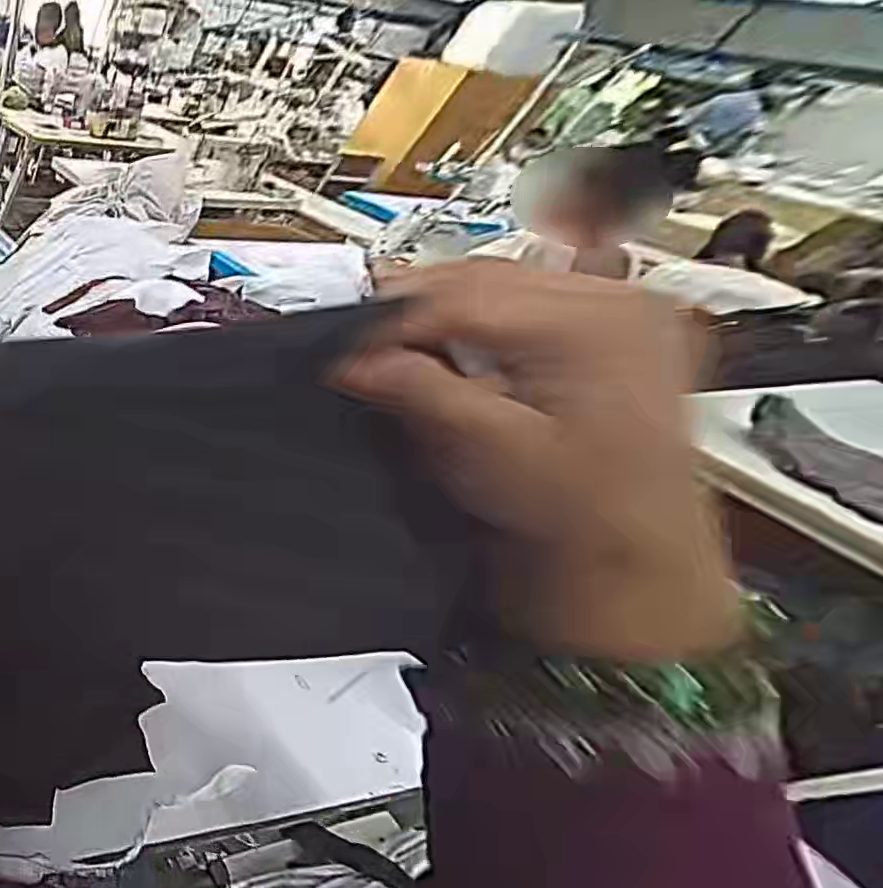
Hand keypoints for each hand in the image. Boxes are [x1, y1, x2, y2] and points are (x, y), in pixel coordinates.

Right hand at [338, 262, 740, 660]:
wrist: (624, 537)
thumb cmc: (572, 503)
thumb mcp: (480, 445)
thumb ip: (415, 390)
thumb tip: (351, 360)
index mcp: (593, 324)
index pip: (459, 297)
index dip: (384, 321)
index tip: (336, 345)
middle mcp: (616, 302)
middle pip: (478, 278)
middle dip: (403, 307)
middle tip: (347, 335)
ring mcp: (617, 312)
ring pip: (496, 282)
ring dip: (431, 308)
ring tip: (380, 338)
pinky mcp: (604, 330)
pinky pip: (519, 300)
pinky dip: (465, 315)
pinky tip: (435, 337)